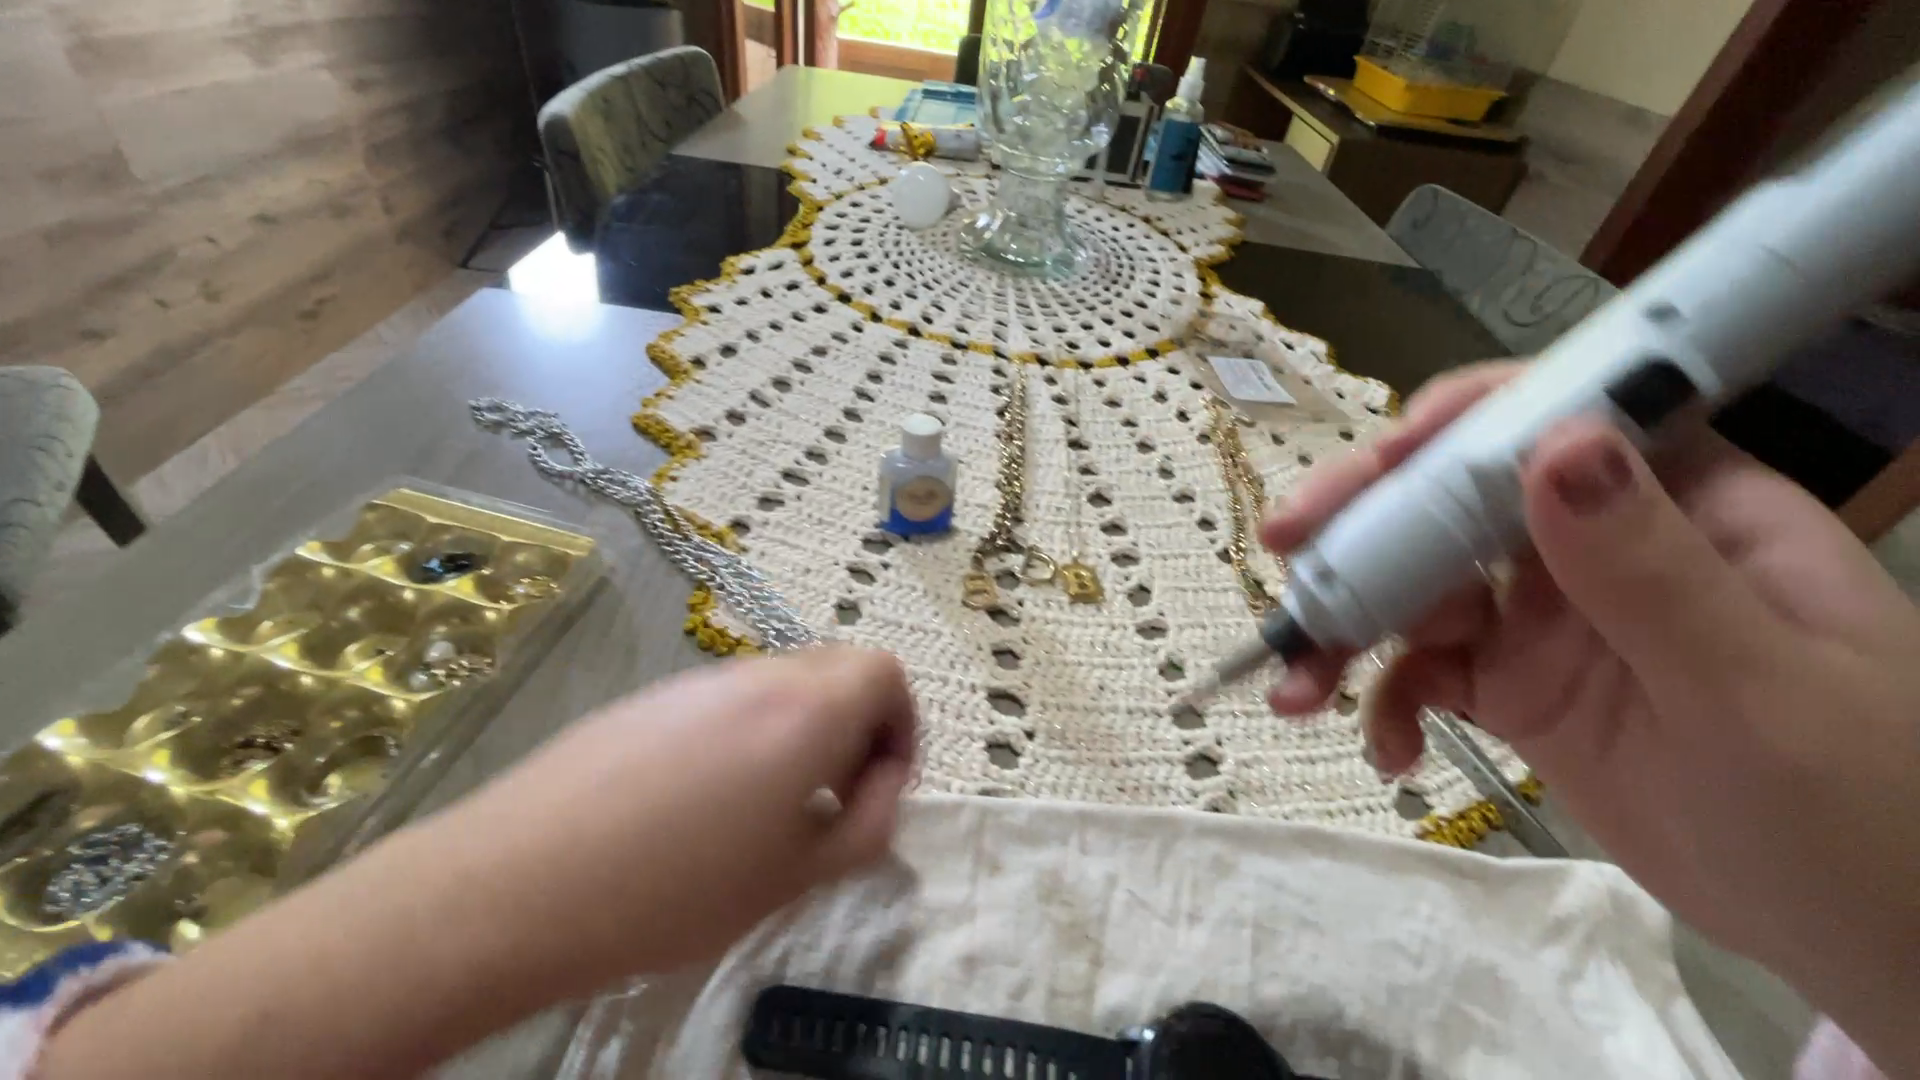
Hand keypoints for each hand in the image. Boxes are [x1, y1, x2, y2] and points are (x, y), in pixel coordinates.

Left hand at [453, 646, 917, 986]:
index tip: (881, 784)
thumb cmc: (676, 890)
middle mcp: (760, 675)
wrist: (516, 884)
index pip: (887, 672)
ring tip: (767, 809)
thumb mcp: (799, 876)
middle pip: (838, 670)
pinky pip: (727, 701)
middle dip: (856, 727)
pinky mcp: (650, 698)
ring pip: (781, 685)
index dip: (902, 724)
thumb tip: (882, 786)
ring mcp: (700, 681)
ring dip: (801, 731)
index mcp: (808, 709)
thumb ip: (869, 825)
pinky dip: (748, 734)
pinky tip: (702, 803)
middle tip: (832, 797)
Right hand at [1262, 363, 1919, 1069]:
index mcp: (1673, 505)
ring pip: (1413, 590)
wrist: (1859, 933)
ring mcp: (1540, 617)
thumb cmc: (1856, 807)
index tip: (1380, 467)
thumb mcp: (1759, 685)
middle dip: (1361, 526)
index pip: (1549, 424)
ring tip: (1295, 690)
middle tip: (1288, 548)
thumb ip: (1651, 569)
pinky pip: (1420, 672)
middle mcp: (1589, 544)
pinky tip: (1386, 750)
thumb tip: (1558, 445)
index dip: (1455, 427)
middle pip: (1449, 503)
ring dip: (1345, 631)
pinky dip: (1386, 703)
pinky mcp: (1507, 685)